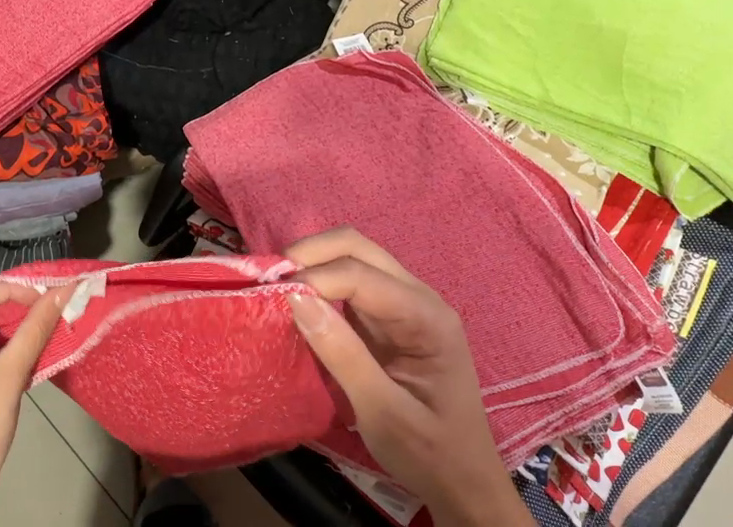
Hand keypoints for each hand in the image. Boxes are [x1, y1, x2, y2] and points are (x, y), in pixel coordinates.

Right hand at [284, 229, 533, 526]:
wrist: (463, 484)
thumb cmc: (430, 453)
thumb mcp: (383, 412)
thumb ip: (342, 353)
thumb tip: (294, 296)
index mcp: (427, 318)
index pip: (359, 274)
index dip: (313, 277)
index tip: (272, 296)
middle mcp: (418, 298)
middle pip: (356, 247)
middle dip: (309, 253)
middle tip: (269, 278)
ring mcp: (402, 303)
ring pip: (351, 255)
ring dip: (311, 262)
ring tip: (277, 286)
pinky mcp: (386, 315)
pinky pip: (348, 279)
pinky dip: (318, 279)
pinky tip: (297, 297)